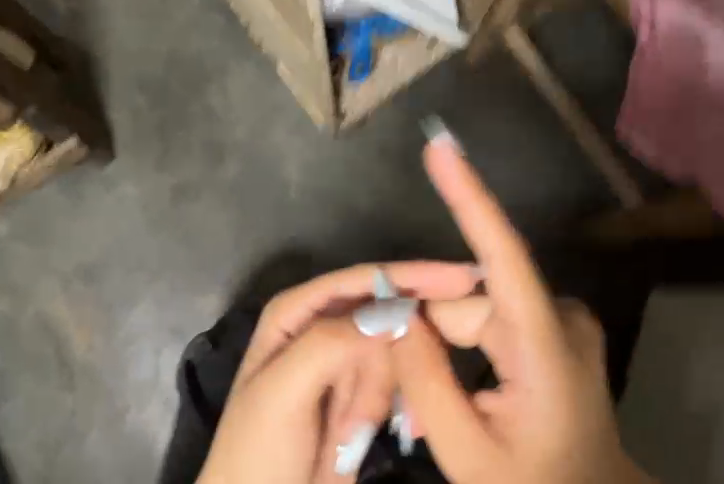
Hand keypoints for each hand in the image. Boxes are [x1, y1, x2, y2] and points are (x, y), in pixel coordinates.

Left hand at [200, 262, 482, 483]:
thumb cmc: (260, 447)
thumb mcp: (284, 391)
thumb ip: (330, 345)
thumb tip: (388, 309)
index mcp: (296, 311)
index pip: (360, 280)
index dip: (410, 275)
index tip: (464, 278)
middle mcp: (321, 328)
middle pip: (383, 320)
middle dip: (386, 365)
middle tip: (356, 416)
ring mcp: (342, 367)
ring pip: (393, 359)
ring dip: (377, 400)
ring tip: (342, 434)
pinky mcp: (360, 402)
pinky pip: (395, 390)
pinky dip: (391, 413)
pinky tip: (360, 438)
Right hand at [393, 125, 652, 483]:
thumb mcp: (466, 453)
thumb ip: (421, 377)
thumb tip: (394, 310)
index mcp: (545, 348)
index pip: (502, 257)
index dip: (469, 198)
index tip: (441, 147)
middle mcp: (560, 318)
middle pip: (463, 299)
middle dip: (429, 336)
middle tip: (413, 408)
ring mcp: (559, 320)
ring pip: (468, 309)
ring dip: (442, 347)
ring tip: (438, 414)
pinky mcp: (552, 325)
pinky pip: (483, 317)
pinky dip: (460, 349)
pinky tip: (460, 397)